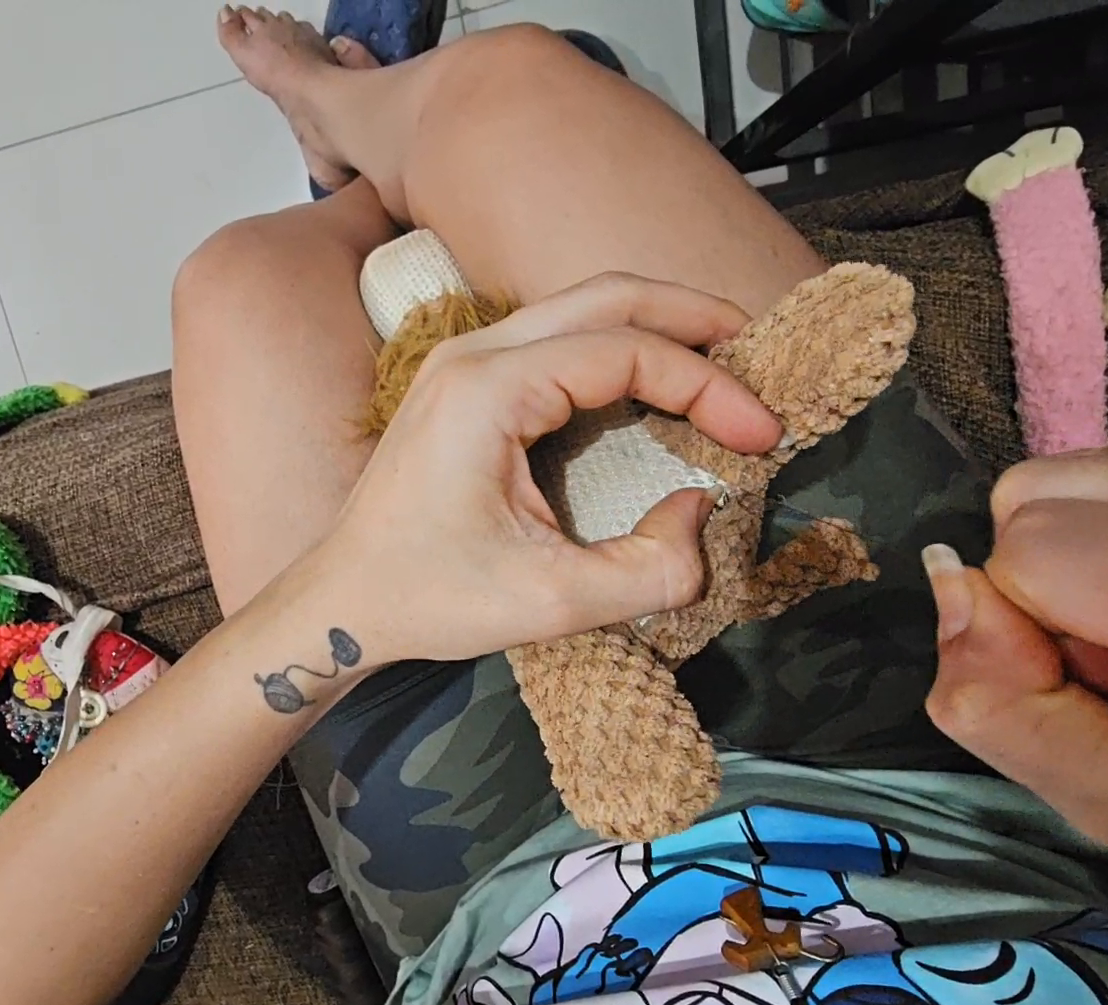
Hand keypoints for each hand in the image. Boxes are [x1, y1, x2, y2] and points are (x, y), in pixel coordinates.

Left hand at [299, 272, 781, 665]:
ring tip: (718, 364)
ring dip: (654, 328)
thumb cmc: (428, 598)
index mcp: (488, 390)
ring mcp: (460, 361)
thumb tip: (700, 508)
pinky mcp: (460, 383)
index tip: (762, 433)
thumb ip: (651, 568)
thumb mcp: (549, 602)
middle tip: (759, 353)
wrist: (345, 596)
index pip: (625, 351)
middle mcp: (471, 354)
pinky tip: (647, 385)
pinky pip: (552, 342)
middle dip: (693, 319)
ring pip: (578, 310)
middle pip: (605, 297)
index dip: (708, 385)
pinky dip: (612, 352)